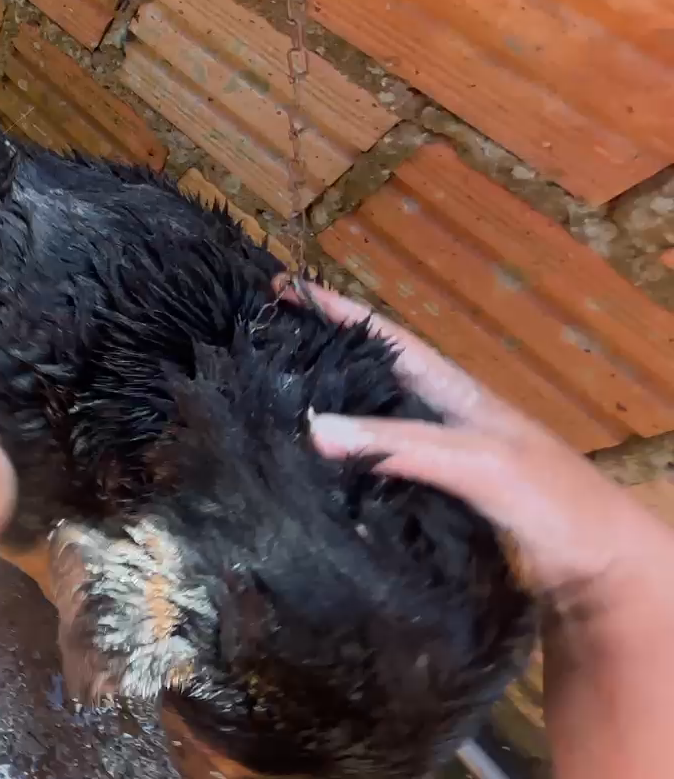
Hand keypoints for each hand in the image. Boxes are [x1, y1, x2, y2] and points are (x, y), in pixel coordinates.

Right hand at [279, 278, 673, 604]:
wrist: (603, 573)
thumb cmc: (551, 499)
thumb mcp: (476, 462)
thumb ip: (395, 442)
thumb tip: (307, 425)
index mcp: (448, 389)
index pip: (381, 335)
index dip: (332, 308)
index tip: (279, 285)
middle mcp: (430, 411)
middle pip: (360, 368)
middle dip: (310, 345)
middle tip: (254, 334)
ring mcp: (424, 448)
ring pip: (355, 411)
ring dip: (310, 396)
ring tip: (260, 385)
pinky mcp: (415, 485)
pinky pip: (356, 452)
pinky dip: (322, 442)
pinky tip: (293, 446)